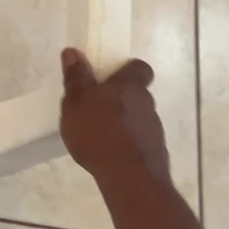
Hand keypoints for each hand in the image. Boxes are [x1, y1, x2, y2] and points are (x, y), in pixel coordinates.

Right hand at [60, 48, 169, 189]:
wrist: (130, 177)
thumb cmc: (98, 132)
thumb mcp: (75, 102)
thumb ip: (75, 78)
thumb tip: (73, 51)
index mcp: (128, 86)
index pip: (139, 67)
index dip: (127, 69)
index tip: (110, 75)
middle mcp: (146, 102)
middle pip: (136, 93)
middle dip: (118, 98)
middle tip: (94, 107)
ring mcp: (153, 127)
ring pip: (137, 116)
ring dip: (122, 120)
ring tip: (98, 134)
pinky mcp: (155, 150)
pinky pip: (138, 137)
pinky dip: (126, 140)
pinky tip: (108, 151)